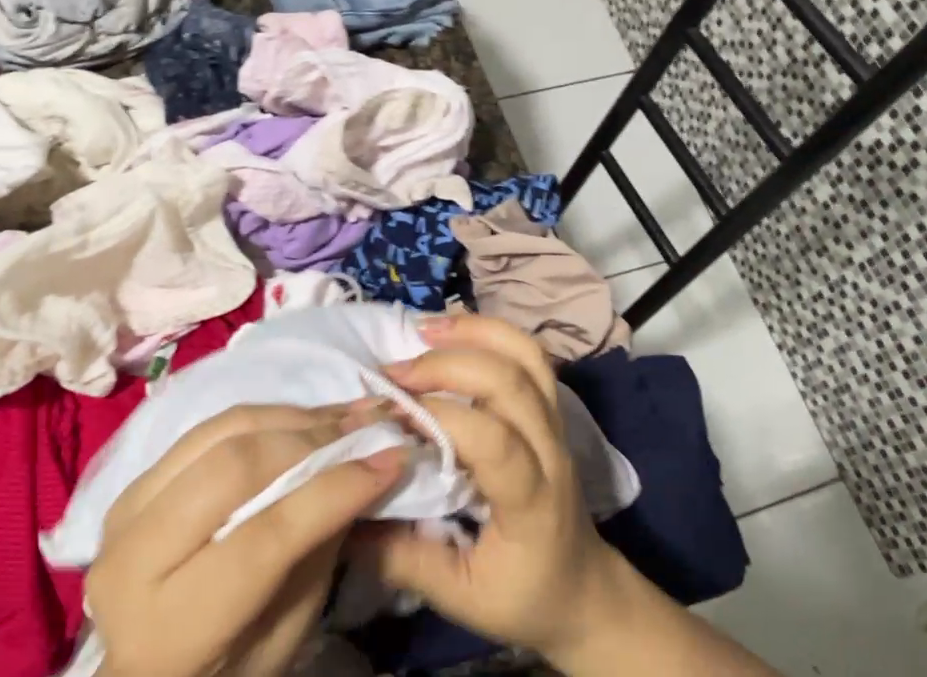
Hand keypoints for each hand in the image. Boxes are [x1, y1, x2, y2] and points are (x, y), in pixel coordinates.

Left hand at [85, 404, 405, 676]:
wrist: (144, 669)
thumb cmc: (227, 668)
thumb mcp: (284, 636)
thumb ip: (318, 553)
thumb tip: (367, 471)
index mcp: (172, 626)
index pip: (262, 536)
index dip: (333, 490)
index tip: (393, 460)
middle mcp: (133, 559)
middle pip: (234, 468)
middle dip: (314, 440)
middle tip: (372, 427)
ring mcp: (124, 509)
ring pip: (221, 433)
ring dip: (294, 417)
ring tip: (348, 414)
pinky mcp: (132, 481)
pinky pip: (207, 428)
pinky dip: (265, 417)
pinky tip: (307, 417)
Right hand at [357, 314, 634, 660]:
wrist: (583, 591)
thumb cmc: (522, 597)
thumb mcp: (460, 597)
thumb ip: (403, 559)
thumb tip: (343, 518)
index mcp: (531, 501)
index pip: (495, 440)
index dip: (441, 417)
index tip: (389, 417)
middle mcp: (550, 451)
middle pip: (512, 382)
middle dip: (448, 365)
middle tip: (394, 374)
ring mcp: (555, 425)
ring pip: (529, 357)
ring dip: (475, 332)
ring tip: (424, 329)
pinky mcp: (550, 413)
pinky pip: (530, 357)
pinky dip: (491, 333)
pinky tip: (451, 333)